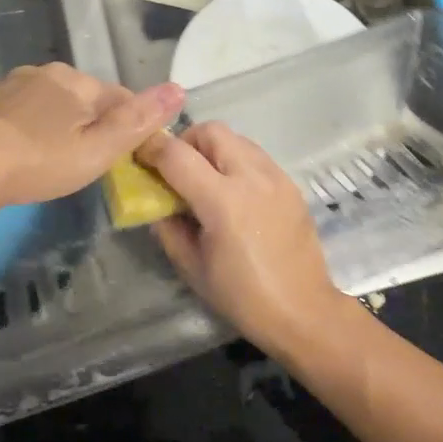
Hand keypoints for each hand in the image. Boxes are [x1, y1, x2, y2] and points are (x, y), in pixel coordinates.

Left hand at [0, 63, 183, 216]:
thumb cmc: (36, 162)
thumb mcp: (97, 149)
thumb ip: (138, 121)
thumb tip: (179, 89)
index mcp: (75, 80)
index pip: (118, 97)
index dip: (129, 125)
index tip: (128, 154)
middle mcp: (42, 72)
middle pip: (81, 98)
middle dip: (90, 123)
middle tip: (88, 161)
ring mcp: (6, 85)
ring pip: (47, 104)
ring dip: (56, 125)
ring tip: (53, 159)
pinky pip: (17, 113)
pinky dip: (25, 128)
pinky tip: (19, 153)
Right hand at [139, 123, 340, 351]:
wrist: (303, 311)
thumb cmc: (242, 296)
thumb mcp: (191, 267)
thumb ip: (167, 227)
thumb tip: (155, 202)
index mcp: (222, 200)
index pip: (176, 154)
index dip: (152, 149)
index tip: (139, 154)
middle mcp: (252, 177)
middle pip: (211, 130)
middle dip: (187, 142)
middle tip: (177, 170)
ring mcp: (276, 177)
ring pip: (236, 138)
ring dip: (214, 150)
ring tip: (207, 181)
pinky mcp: (291, 184)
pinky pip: (256, 156)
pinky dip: (237, 162)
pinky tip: (235, 194)